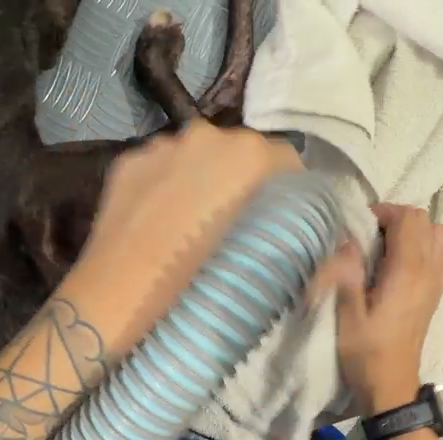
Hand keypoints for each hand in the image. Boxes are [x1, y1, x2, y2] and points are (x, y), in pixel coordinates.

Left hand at [68, 124, 302, 352]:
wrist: (116, 302)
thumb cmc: (197, 287)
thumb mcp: (261, 270)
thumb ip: (298, 246)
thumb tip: (326, 248)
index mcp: (249, 155)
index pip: (288, 162)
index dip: (289, 195)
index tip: (281, 226)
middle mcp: (206, 135)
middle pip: (239, 155)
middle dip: (241, 186)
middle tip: (235, 231)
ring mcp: (160, 146)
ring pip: (195, 159)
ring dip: (200, 184)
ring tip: (191, 230)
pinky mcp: (126, 162)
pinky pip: (158, 170)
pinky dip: (162, 189)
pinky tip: (155, 226)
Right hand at [328, 204, 442, 413]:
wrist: (392, 384)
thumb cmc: (366, 354)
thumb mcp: (348, 317)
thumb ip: (348, 276)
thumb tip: (348, 241)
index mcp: (406, 272)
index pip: (406, 219)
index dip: (383, 213)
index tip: (359, 225)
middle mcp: (428, 270)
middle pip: (424, 221)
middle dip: (397, 218)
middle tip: (370, 234)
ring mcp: (436, 282)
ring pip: (436, 235)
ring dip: (413, 232)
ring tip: (386, 246)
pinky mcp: (437, 294)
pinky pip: (442, 257)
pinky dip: (427, 250)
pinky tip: (407, 264)